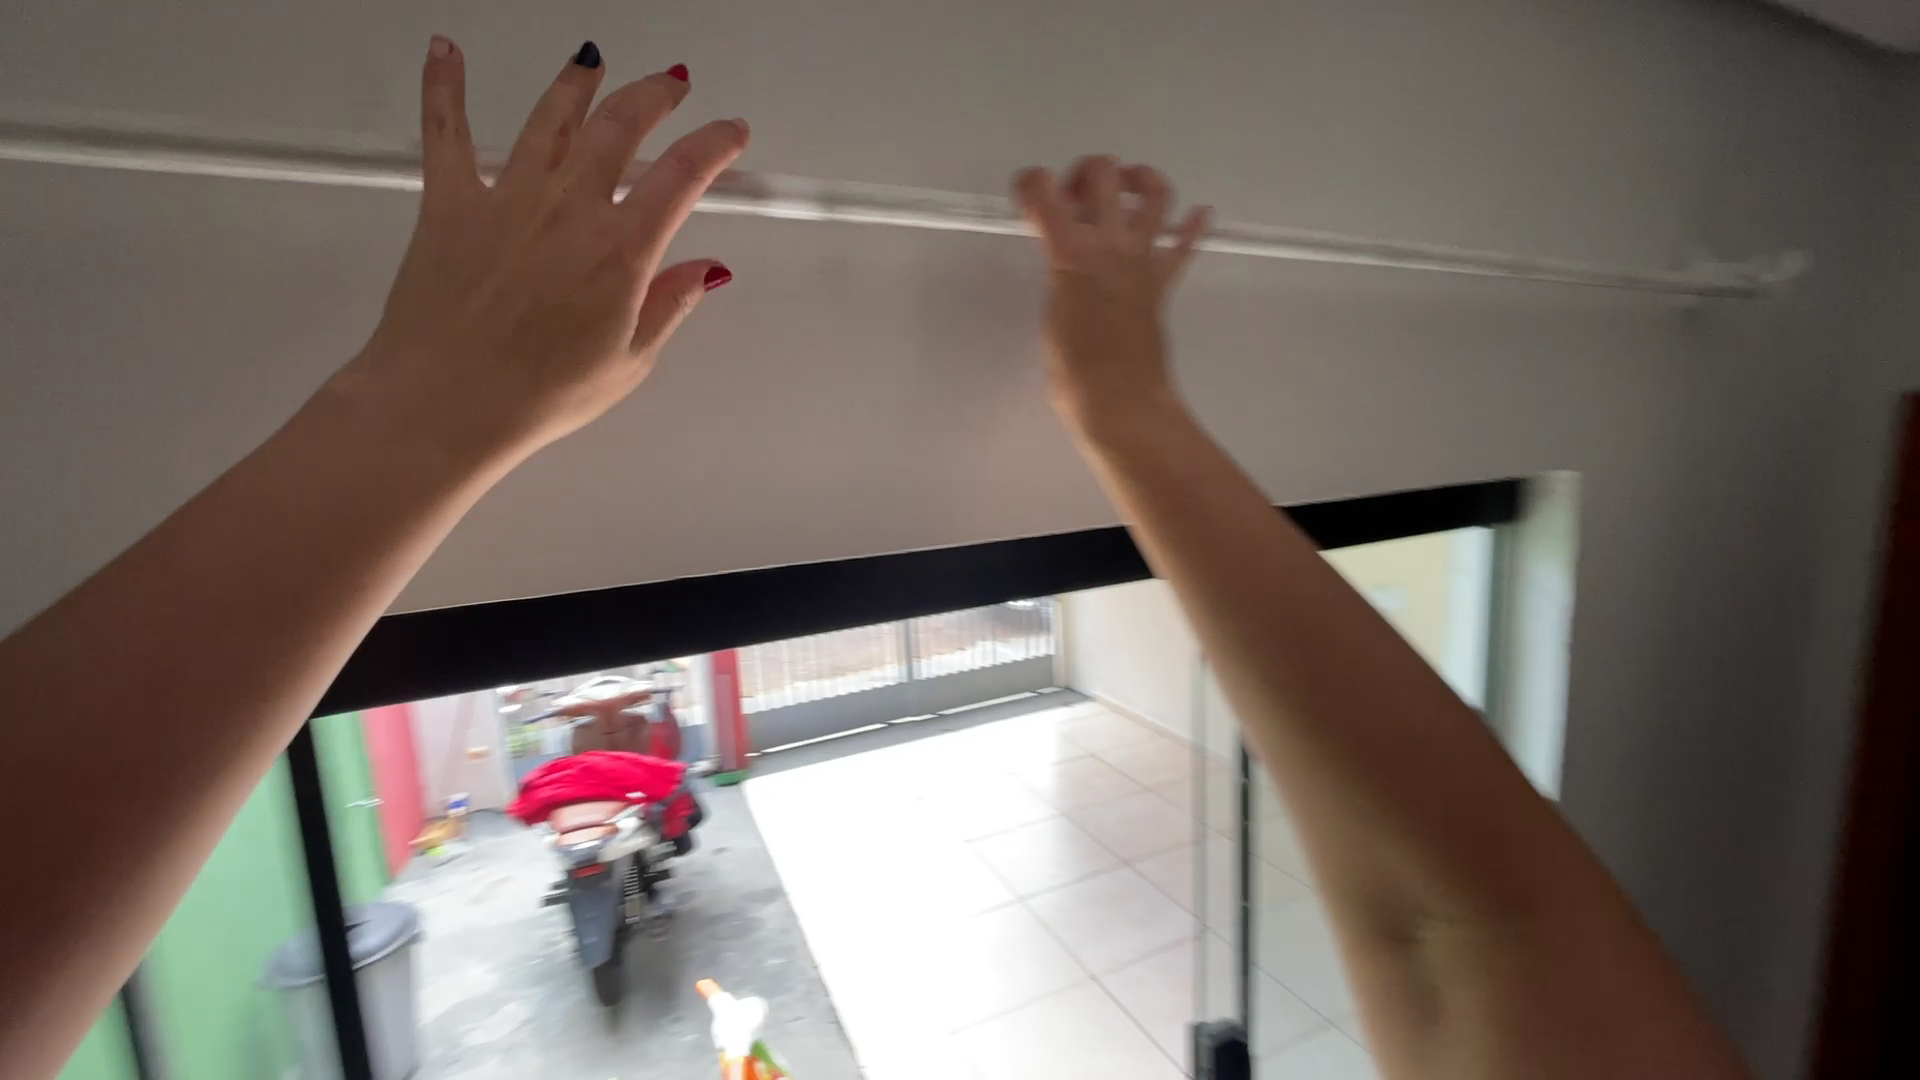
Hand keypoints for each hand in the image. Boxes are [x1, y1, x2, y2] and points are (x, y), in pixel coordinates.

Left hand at [335, 37, 748, 466]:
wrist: (449, 401)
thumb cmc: (540, 392)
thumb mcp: (631, 359)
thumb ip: (670, 304)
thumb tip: (706, 271)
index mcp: (620, 251)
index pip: (682, 176)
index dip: (713, 145)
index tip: (730, 132)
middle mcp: (568, 210)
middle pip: (619, 126)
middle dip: (653, 96)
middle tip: (671, 84)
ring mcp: (507, 199)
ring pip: (550, 117)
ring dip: (579, 83)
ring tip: (594, 62)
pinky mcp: (450, 203)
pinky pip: (446, 130)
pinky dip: (444, 85)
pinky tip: (446, 51)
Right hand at [1013, 157, 1207, 433]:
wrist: (1121, 402)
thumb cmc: (1073, 372)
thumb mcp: (1051, 316)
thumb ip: (1060, 277)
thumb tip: (1070, 260)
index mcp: (1071, 253)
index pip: (1043, 192)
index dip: (1029, 184)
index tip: (1025, 198)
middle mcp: (1110, 244)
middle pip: (1103, 173)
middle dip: (1082, 174)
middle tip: (1072, 200)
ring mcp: (1143, 260)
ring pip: (1154, 194)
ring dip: (1138, 180)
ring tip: (1124, 191)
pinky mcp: (1163, 283)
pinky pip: (1184, 247)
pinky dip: (1191, 228)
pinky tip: (1197, 215)